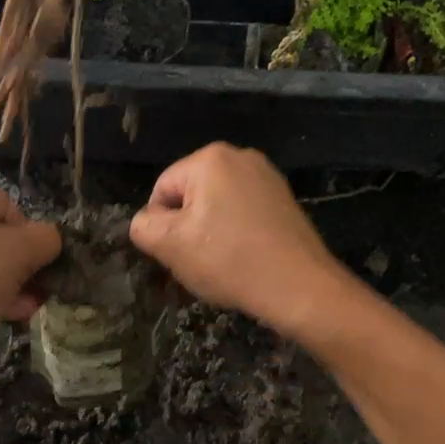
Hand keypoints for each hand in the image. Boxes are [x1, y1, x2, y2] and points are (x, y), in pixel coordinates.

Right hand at [129, 143, 347, 334]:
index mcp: (210, 158)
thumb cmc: (230, 260)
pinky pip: (243, 212)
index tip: (177, 255)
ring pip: (217, 206)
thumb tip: (146, 221)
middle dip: (187, 229)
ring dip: (211, 233)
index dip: (161, 226)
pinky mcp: (283, 198)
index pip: (163, 190)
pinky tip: (245, 260)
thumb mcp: (171, 246)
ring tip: (223, 265)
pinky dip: (236, 233)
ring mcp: (266, 176)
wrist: (300, 286)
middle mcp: (240, 156)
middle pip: (191, 195)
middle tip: (198, 262)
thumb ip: (144, 227)